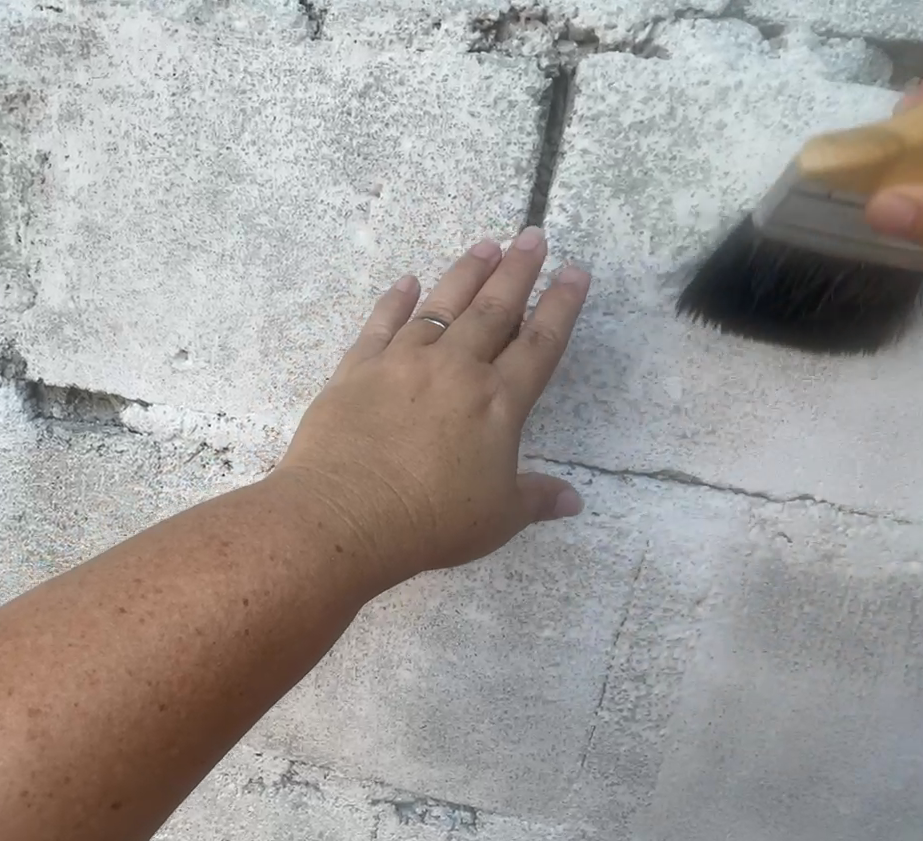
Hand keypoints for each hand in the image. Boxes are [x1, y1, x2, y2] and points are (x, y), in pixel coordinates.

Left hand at [271, 226, 590, 586]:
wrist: (347, 515)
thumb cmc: (430, 523)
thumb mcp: (496, 519)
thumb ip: (536, 500)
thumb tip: (575, 501)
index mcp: (498, 403)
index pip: (540, 345)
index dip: (561, 306)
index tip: (575, 273)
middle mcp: (455, 370)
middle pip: (494, 310)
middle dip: (518, 271)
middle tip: (532, 236)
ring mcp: (403, 363)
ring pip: (442, 305)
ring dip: (466, 273)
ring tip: (485, 245)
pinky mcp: (357, 369)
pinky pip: (381, 324)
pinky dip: (396, 300)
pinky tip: (407, 282)